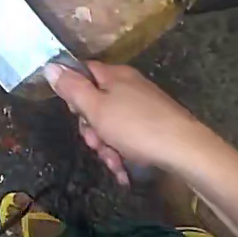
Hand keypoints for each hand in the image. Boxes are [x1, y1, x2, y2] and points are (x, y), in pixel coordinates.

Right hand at [43, 61, 226, 183]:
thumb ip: (71, 88)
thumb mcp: (95, 107)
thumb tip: (50, 66)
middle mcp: (129, 86)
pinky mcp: (155, 126)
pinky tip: (124, 170)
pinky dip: (123, 152)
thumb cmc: (136, 127)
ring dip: (106, 146)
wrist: (187, 152)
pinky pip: (128, 136)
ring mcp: (144, 107)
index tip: (75, 113)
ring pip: (111, 124)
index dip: (72, 93)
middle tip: (94, 143)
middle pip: (95, 102)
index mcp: (114, 75)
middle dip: (90, 128)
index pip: (82, 73)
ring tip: (113, 162)